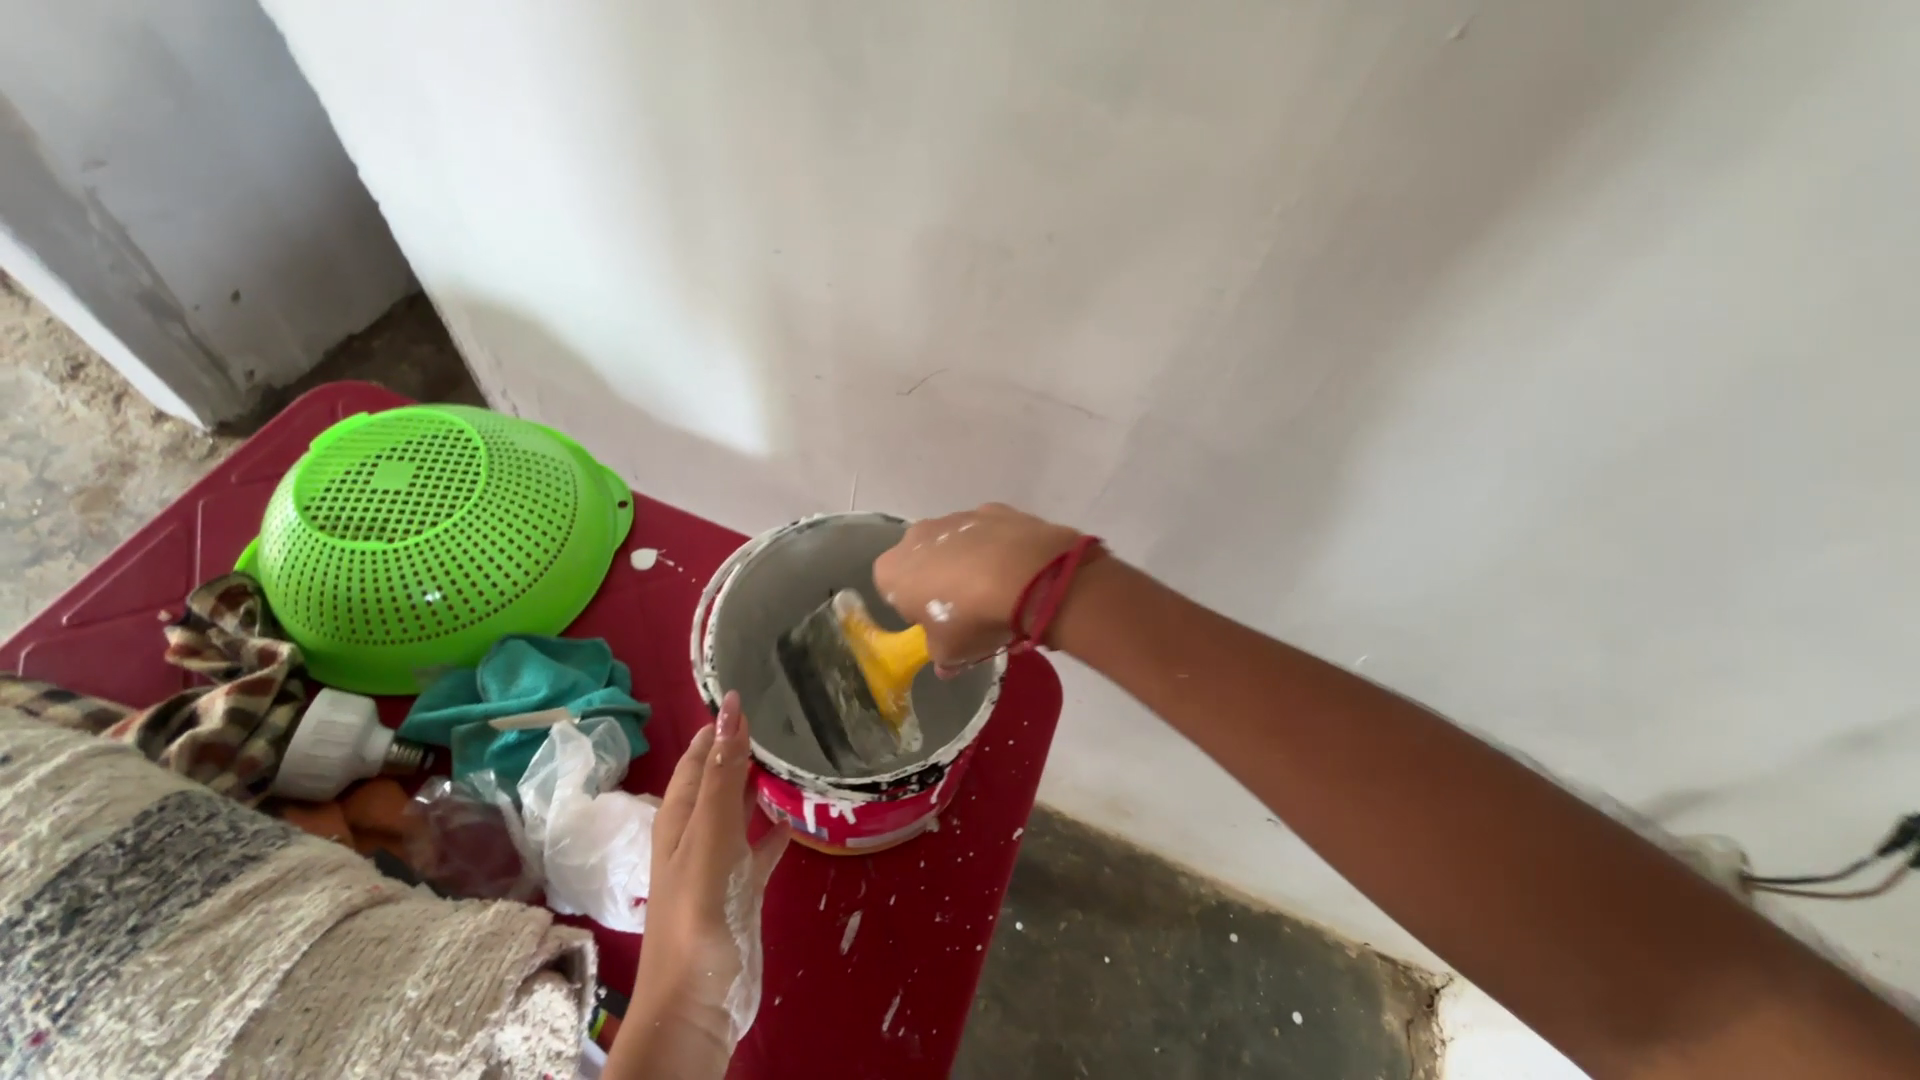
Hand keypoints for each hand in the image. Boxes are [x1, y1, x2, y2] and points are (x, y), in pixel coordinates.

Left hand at [617, 691, 788, 1074]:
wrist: (700, 996)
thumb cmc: (700, 907)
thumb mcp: (710, 832)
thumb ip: (723, 774)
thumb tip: (730, 710)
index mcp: (679, 817)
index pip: (698, 758)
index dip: (717, 728)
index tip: (749, 694)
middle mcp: (697, 834)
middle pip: (719, 780)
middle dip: (742, 750)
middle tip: (784, 718)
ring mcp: (720, 863)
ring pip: (741, 810)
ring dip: (761, 785)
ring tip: (796, 756)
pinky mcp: (742, 888)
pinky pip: (761, 846)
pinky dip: (777, 828)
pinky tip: (800, 815)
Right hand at [873, 503, 1081, 667]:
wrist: (1029, 575)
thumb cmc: (973, 618)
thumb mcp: (951, 653)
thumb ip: (940, 656)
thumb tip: (944, 663)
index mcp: (892, 571)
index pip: (892, 591)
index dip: (914, 609)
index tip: (938, 624)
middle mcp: (915, 536)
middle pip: (921, 562)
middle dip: (938, 580)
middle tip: (966, 608)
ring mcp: (954, 517)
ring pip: (953, 544)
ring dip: (967, 562)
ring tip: (997, 590)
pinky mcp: (991, 509)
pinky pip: (986, 534)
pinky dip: (996, 548)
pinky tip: (1015, 569)